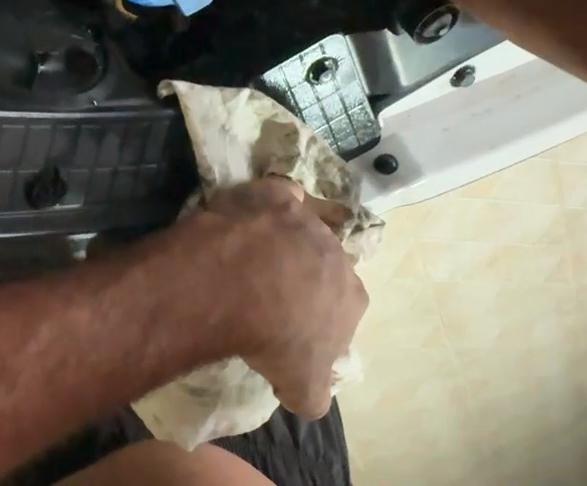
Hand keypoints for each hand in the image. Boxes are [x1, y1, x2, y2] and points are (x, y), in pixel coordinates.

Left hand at [166, 177, 368, 417]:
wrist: (233, 285)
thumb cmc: (273, 339)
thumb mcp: (302, 389)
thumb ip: (316, 394)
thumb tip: (311, 395)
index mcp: (353, 296)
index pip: (345, 307)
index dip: (321, 319)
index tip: (294, 329)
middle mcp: (336, 252)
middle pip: (324, 263)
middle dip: (305, 276)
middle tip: (272, 292)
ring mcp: (305, 219)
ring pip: (304, 226)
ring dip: (288, 239)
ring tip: (258, 255)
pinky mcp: (273, 193)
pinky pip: (281, 191)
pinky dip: (273, 199)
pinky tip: (256, 210)